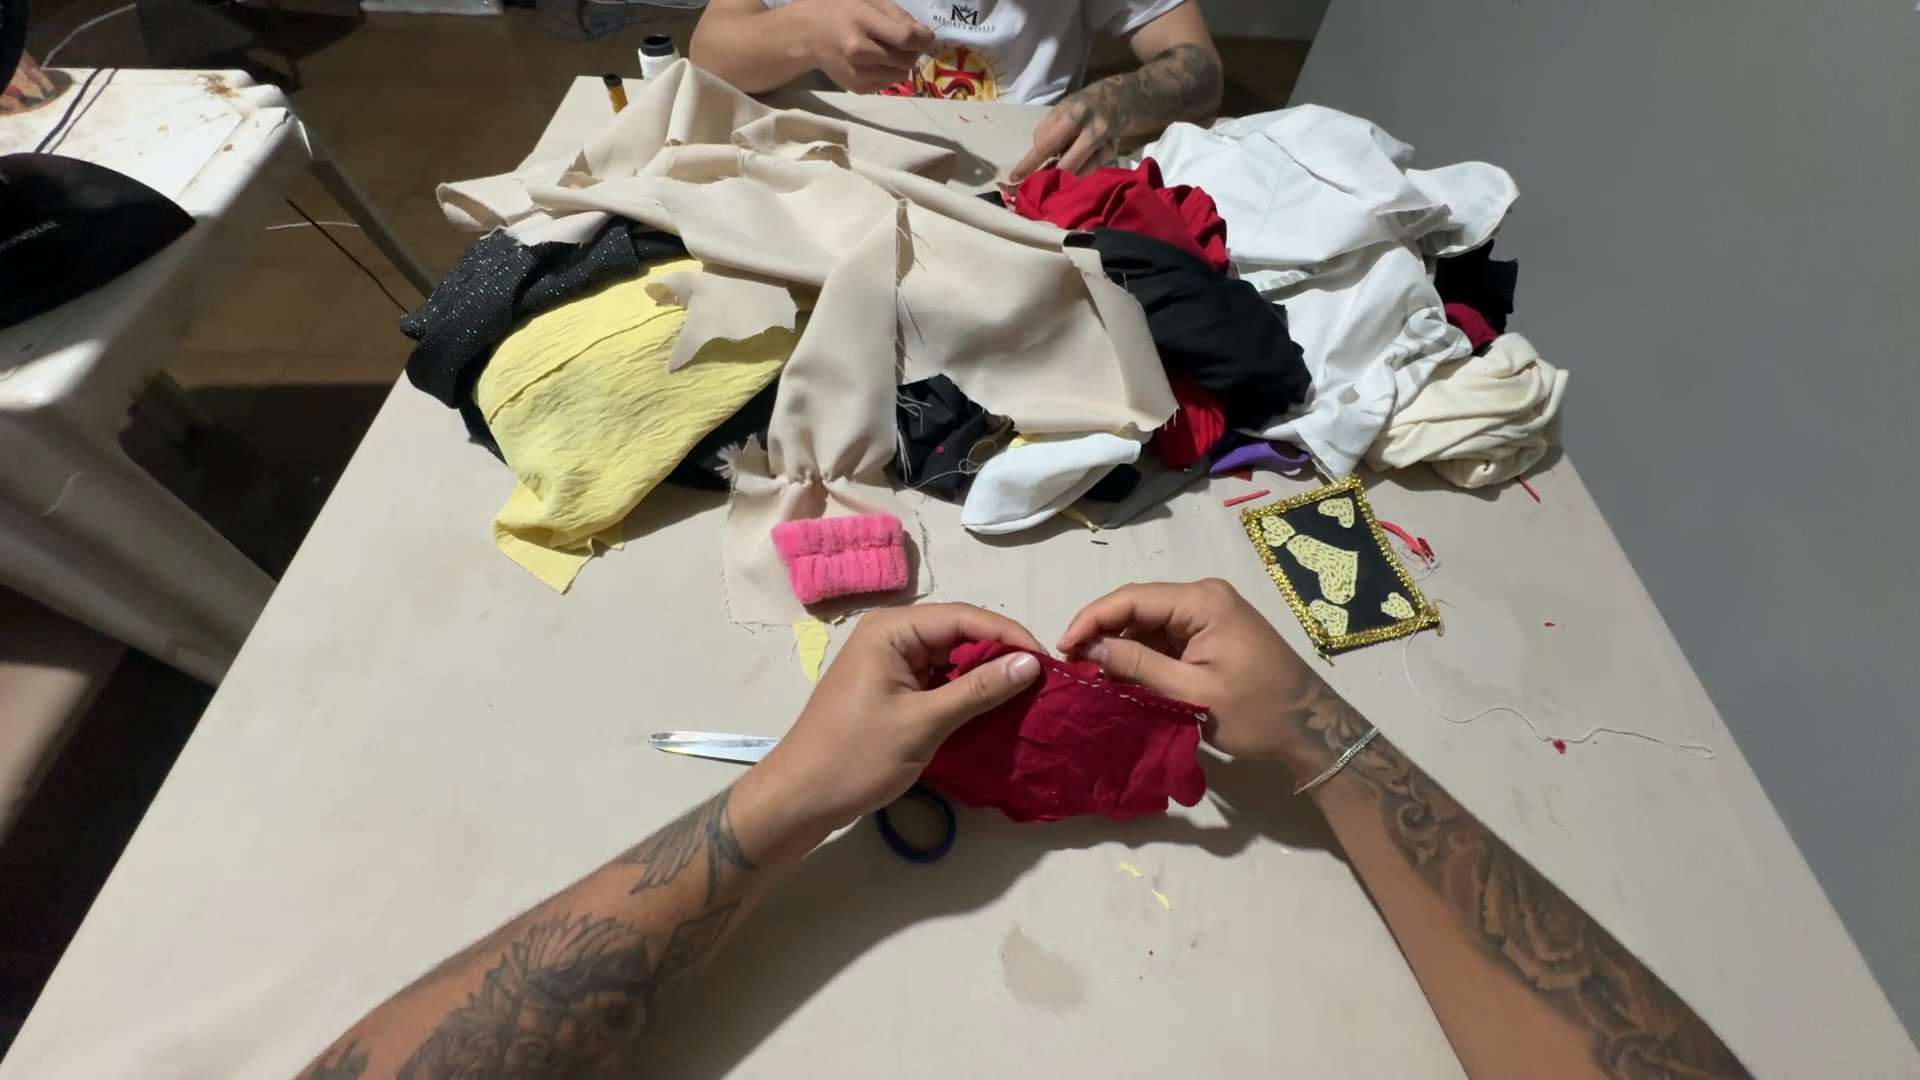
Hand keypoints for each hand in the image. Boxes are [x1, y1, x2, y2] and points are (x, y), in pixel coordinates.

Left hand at [756, 603, 1042, 831]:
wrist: (800, 798)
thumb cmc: (856, 755)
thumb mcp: (924, 722)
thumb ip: (979, 689)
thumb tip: (1030, 663)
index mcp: (892, 629)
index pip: (963, 617)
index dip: (1008, 635)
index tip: (1048, 661)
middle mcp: (891, 634)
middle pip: (959, 632)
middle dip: (999, 653)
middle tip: (1042, 679)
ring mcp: (890, 660)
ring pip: (951, 656)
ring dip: (985, 673)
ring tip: (1026, 693)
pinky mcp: (892, 686)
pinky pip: (938, 677)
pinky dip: (965, 690)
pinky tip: (992, 705)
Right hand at [800, 0, 932, 92]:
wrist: (808, 35)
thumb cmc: (839, 9)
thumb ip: (896, 14)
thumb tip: (923, 35)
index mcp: (862, 20)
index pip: (904, 37)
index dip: (922, 39)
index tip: (927, 37)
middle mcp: (860, 50)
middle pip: (905, 58)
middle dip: (911, 50)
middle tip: (904, 41)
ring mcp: (859, 73)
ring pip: (900, 74)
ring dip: (901, 62)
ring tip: (887, 50)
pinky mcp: (859, 88)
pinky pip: (888, 83)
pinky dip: (888, 72)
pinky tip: (875, 61)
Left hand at [1010, 89, 1124, 180]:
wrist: (1114, 101)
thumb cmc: (1079, 109)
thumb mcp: (1059, 111)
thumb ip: (1045, 135)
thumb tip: (1033, 163)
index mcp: (1074, 116)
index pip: (1047, 146)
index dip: (1029, 164)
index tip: (1014, 178)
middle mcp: (1093, 131)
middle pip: (1065, 168)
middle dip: (1047, 180)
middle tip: (1033, 188)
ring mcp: (1106, 146)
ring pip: (1079, 176)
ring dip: (1062, 183)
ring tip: (1052, 184)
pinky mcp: (1113, 159)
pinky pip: (1090, 177)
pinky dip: (1077, 182)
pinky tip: (1070, 181)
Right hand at [1057, 580, 1331, 769]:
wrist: (1313, 729)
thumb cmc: (1256, 712)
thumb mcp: (1191, 693)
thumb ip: (1137, 666)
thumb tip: (1090, 649)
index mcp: (1202, 600)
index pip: (1131, 598)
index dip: (1091, 619)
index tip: (1063, 647)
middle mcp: (1203, 596)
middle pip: (1137, 606)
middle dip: (1103, 633)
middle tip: (1074, 664)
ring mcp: (1207, 613)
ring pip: (1147, 622)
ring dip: (1121, 646)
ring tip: (1092, 674)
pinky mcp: (1208, 632)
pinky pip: (1163, 636)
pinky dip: (1141, 655)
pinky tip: (1122, 676)